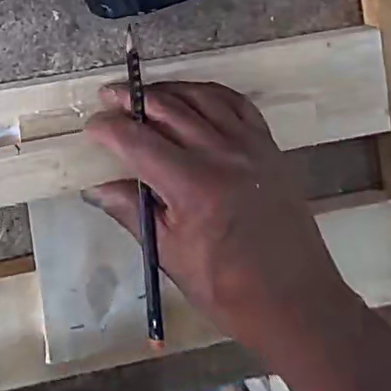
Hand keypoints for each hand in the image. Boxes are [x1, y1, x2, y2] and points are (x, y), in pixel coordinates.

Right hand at [85, 82, 390, 390]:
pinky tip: (193, 95)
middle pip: (168, 108)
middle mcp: (221, 153)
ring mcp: (249, 144)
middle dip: (132, 98)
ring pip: (200, 96)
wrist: (298, 301)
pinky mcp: (267, 144)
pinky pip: (235, 102)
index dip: (110, 128)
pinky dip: (208, 92)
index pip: (139, 141)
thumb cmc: (230, 291)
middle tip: (108, 95)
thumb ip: (134, 213)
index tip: (91, 124)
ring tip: (143, 92)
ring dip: (167, 89)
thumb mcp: (172, 258)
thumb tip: (97, 188)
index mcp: (193, 187)